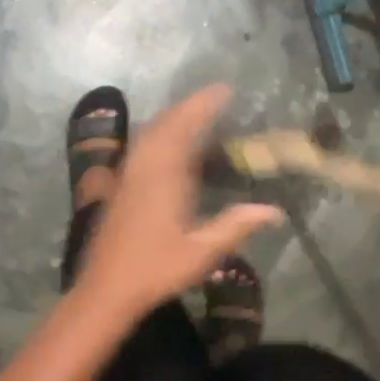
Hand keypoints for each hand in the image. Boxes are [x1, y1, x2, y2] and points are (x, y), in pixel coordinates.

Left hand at [67, 85, 282, 319]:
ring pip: (149, 135)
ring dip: (172, 120)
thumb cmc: (155, 271)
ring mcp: (128, 177)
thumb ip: (236, 226)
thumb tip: (275, 210)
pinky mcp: (120, 189)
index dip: (203, 105)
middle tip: (215, 98)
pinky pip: (140, 148)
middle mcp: (143, 169)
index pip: (184, 128)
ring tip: (196, 115)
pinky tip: (169, 147)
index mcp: (163, 177)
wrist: (104, 291)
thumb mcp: (202, 252)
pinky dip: (158, 136)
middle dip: (189, 107)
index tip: (224, 89)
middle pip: (164, 125)